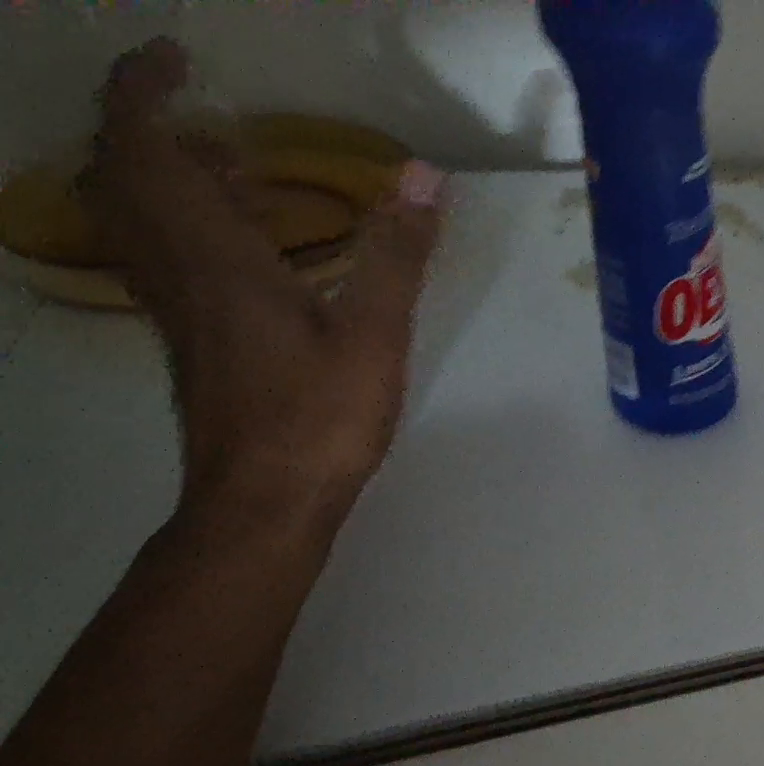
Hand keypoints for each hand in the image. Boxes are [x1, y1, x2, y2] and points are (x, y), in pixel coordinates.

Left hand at [81, 39, 442, 529]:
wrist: (264, 495)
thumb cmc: (320, 416)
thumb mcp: (375, 335)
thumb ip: (396, 253)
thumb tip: (424, 177)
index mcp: (214, 255)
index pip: (144, 145)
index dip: (145, 89)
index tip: (178, 57)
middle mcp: (177, 268)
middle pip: (125, 174)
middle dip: (155, 131)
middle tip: (218, 126)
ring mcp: (178, 305)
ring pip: (139, 215)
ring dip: (171, 178)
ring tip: (241, 177)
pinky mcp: (192, 336)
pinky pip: (166, 254)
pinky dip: (190, 225)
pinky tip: (253, 250)